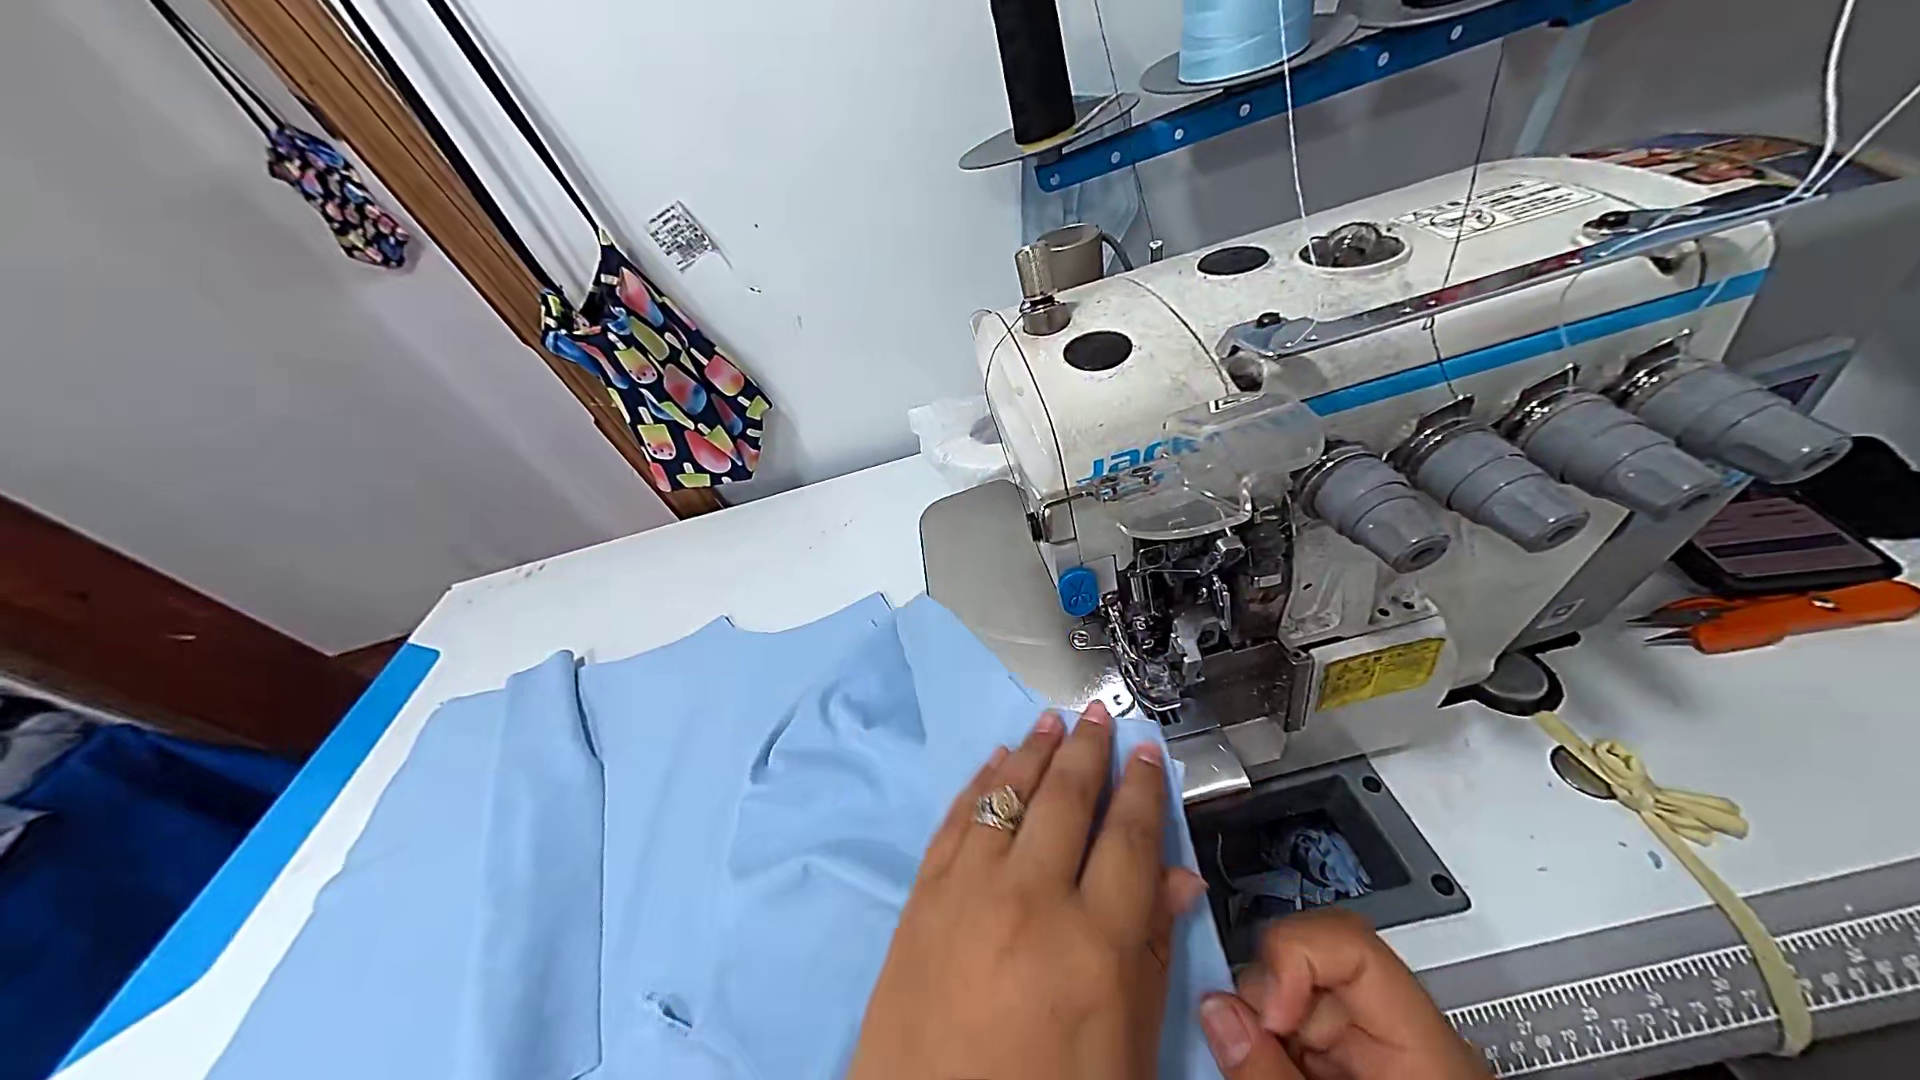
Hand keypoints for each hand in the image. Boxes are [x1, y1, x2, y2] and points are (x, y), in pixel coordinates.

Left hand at [846, 702, 1208, 1079]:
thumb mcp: (1126, 1050)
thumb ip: (1152, 954)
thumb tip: (1178, 878)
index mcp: (1094, 943)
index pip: (1130, 840)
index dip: (1144, 790)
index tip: (1148, 754)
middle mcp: (1030, 899)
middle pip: (1068, 800)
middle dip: (1088, 751)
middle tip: (1097, 717)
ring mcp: (968, 890)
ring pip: (1008, 795)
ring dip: (1033, 752)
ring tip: (1050, 723)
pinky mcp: (922, 895)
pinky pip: (956, 820)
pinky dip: (978, 783)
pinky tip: (994, 762)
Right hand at [1198, 909, 1487, 1079]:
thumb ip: (1274, 1077)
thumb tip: (1218, 1012)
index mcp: (1425, 1052)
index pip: (1350, 946)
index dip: (1292, 957)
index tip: (1263, 1011)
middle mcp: (1399, 1039)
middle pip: (1309, 967)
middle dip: (1260, 999)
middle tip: (1240, 1048)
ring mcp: (1373, 1054)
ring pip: (1291, 998)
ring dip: (1256, 1028)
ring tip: (1253, 1072)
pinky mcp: (1349, 1070)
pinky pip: (1292, 1031)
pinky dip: (1264, 1048)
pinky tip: (1260, 1073)